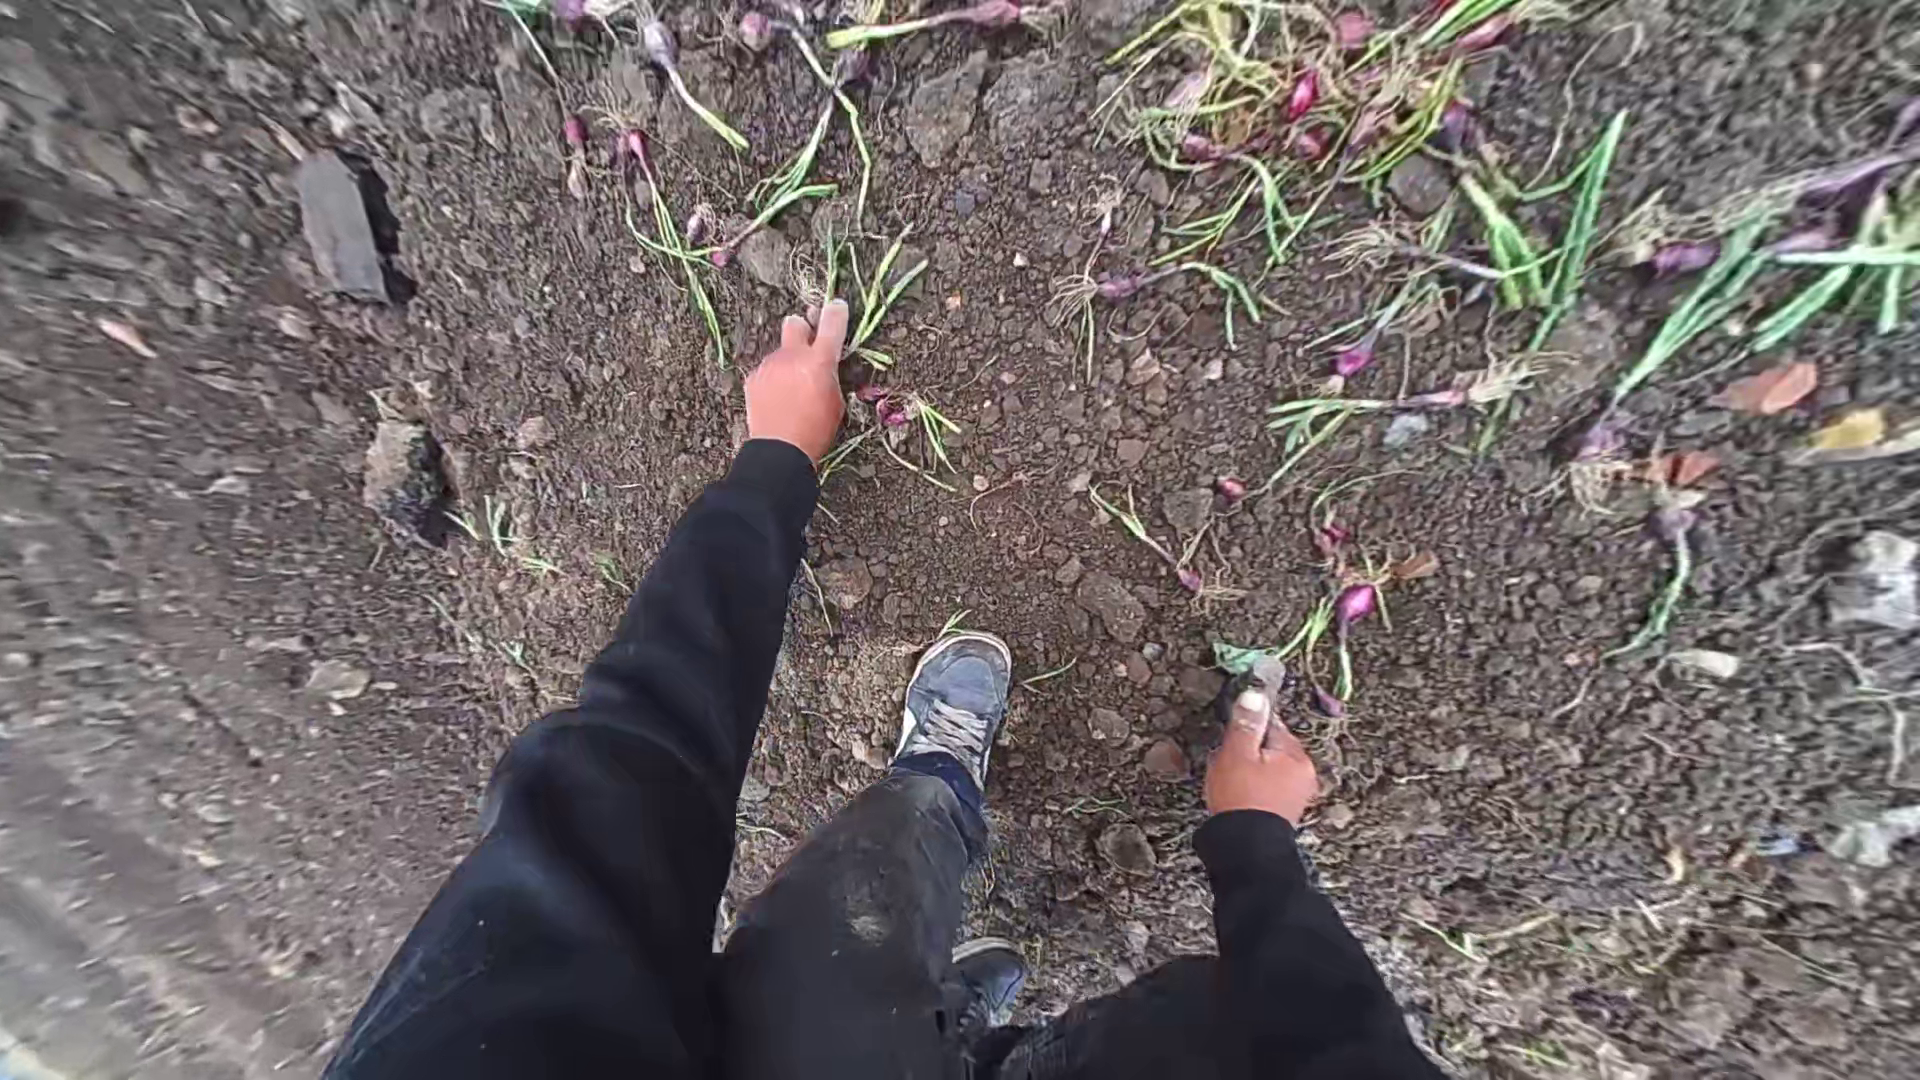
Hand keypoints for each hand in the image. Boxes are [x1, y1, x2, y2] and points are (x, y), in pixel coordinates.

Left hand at [745, 300, 848, 462]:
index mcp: (819, 362)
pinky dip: (774, 379)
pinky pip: (767, 370)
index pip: (831, 324)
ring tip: (792, 391)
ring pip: (780, 352)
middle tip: (808, 346)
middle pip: (794, 322)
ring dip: (788, 363)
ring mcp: (770, 365)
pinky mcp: (754, 378)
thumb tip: (827, 366)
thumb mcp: (836, 403)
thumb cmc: (816, 431)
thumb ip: (830, 376)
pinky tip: (778, 400)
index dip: (836, 312)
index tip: (837, 306)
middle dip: (802, 329)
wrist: (780, 450)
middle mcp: (792, 356)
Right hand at [1204, 688, 1318, 823]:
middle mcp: (1304, 772)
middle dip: (1246, 748)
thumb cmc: (1241, 797)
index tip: (1230, 736)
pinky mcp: (1286, 807)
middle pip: (1269, 744)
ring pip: (1267, 764)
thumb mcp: (1237, 753)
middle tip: (1227, 759)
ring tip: (1229, 777)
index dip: (1246, 727)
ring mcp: (1297, 791)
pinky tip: (1237, 791)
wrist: (1246, 848)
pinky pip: (1267, 782)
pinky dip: (1252, 782)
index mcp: (1296, 756)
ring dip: (1248, 765)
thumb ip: (1246, 723)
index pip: (1271, 724)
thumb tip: (1254, 694)